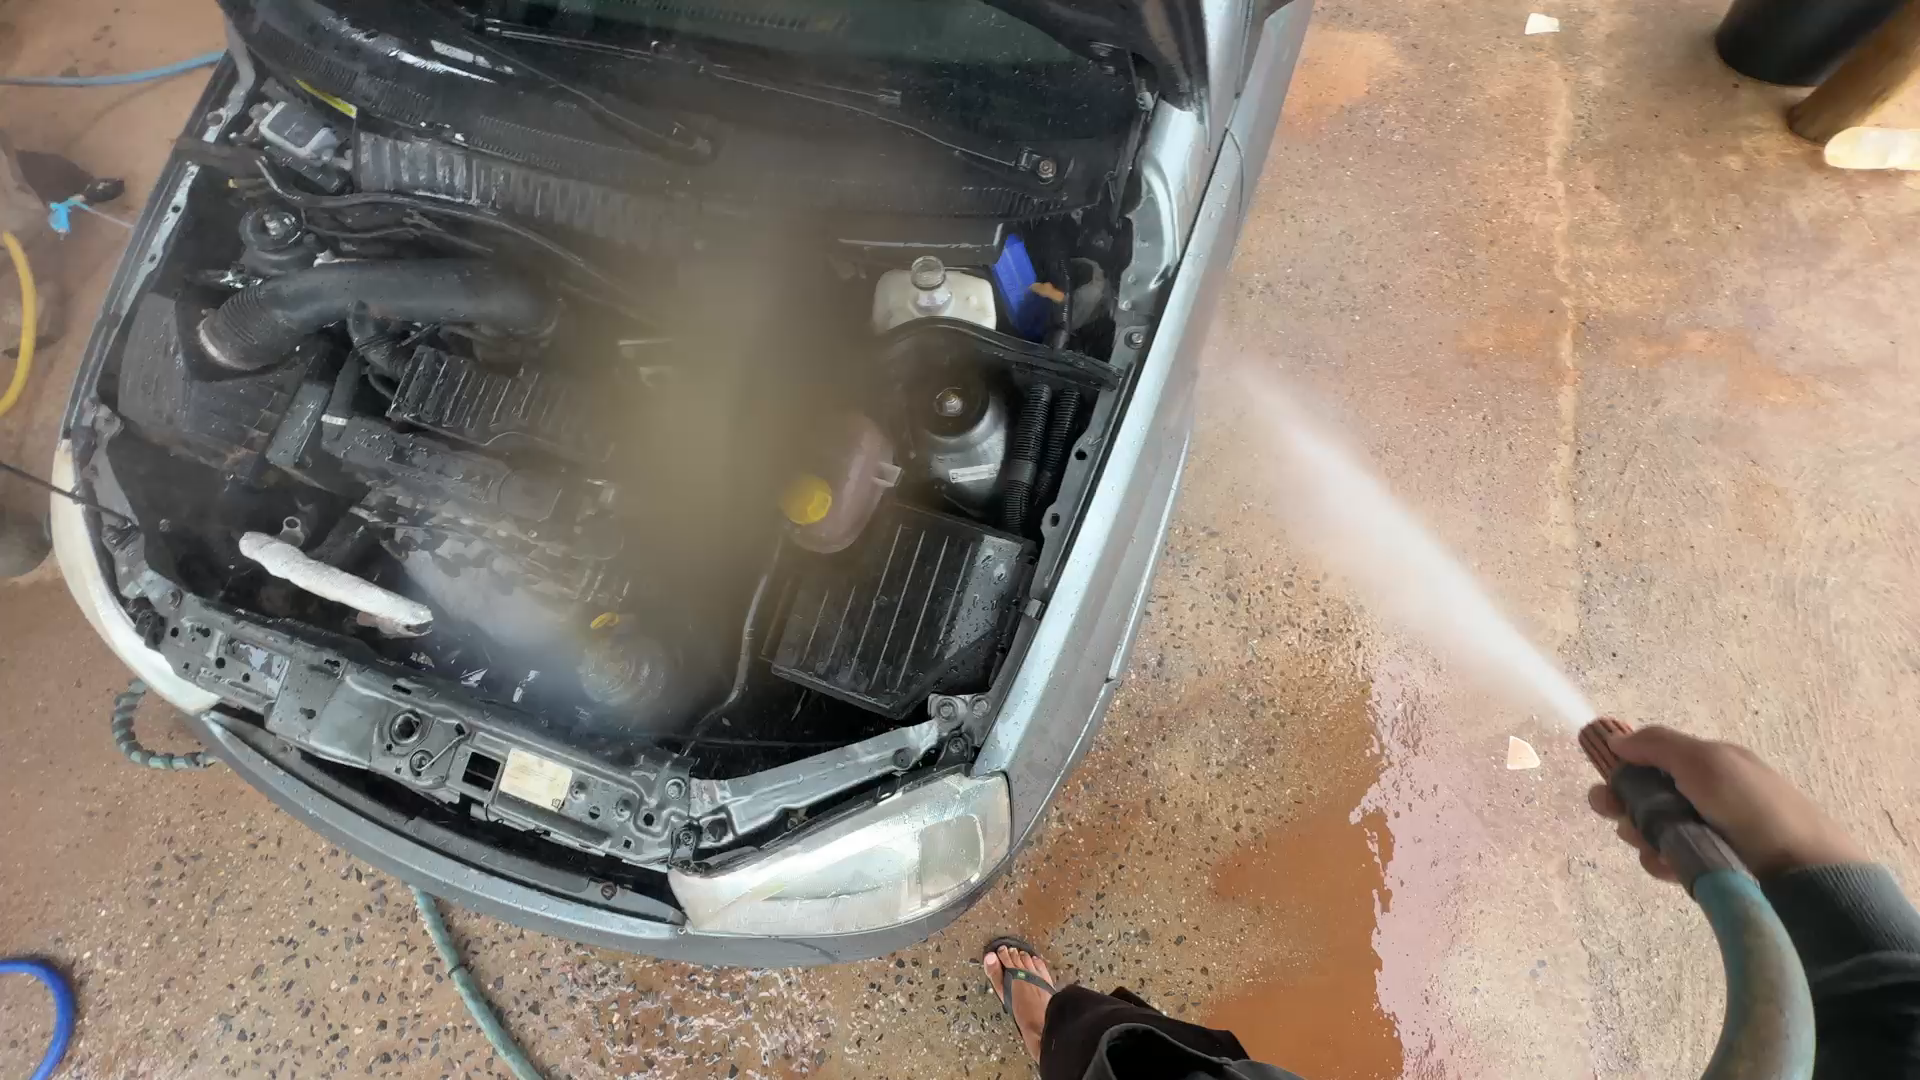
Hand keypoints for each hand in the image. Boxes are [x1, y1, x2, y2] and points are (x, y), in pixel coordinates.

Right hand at [1587, 724, 1866, 881]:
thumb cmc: (1753, 807)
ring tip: (1650, 844)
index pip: (1647, 761)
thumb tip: (1615, 742)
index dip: (1622, 768)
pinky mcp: (1703, 864)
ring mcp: (1702, 832)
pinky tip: (1668, 863)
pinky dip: (1658, 859)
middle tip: (1615, 812)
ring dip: (1637, 833)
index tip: (1608, 780)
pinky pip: (1663, 858)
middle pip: (1638, 795)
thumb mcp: (1708, 760)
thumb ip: (1657, 743)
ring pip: (1645, 827)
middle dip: (1619, 803)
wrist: (1807, 871)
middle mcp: (1700, 796)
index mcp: (1705, 767)